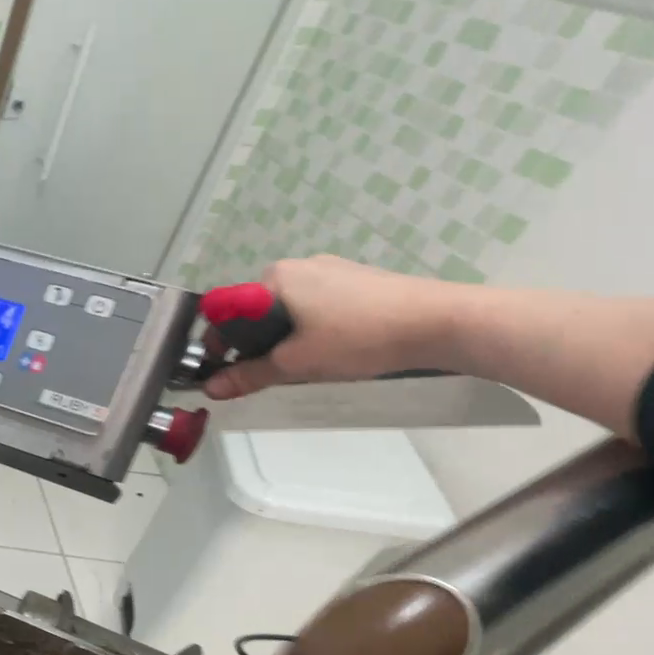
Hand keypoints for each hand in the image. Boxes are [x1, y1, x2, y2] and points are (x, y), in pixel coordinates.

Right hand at [203, 255, 457, 399]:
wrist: (444, 323)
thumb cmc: (359, 338)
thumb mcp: (296, 364)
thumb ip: (247, 375)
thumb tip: (209, 389)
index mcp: (273, 278)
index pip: (225, 311)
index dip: (219, 344)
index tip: (226, 370)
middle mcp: (296, 266)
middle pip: (254, 310)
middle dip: (253, 342)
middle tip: (268, 371)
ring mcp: (331, 270)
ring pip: (286, 309)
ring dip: (282, 337)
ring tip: (304, 362)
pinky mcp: (357, 279)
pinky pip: (314, 305)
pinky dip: (310, 327)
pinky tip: (332, 347)